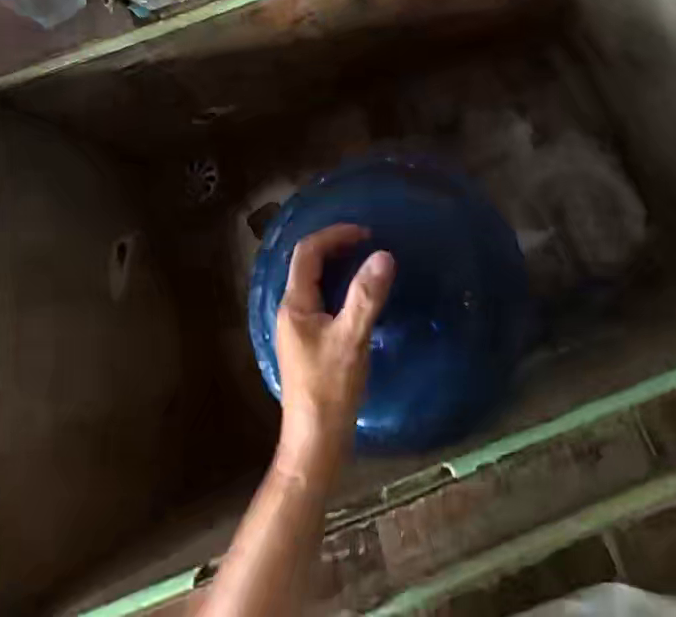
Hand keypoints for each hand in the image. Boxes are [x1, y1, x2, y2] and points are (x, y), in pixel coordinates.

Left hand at [274, 224, 394, 470]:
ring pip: (316, 283)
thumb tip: (383, 255)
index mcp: (295, 305)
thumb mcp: (351, 340)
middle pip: (309, 264)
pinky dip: (342, 288)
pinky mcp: (310, 342)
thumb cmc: (330, 390)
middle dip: (337, 246)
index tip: (366, 233)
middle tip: (370, 243)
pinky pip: (323, 300)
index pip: (307, 253)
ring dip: (340, 266)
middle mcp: (292, 311)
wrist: (315, 442)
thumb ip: (366, 297)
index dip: (335, 235)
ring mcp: (299, 328)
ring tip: (369, 263)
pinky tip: (363, 298)